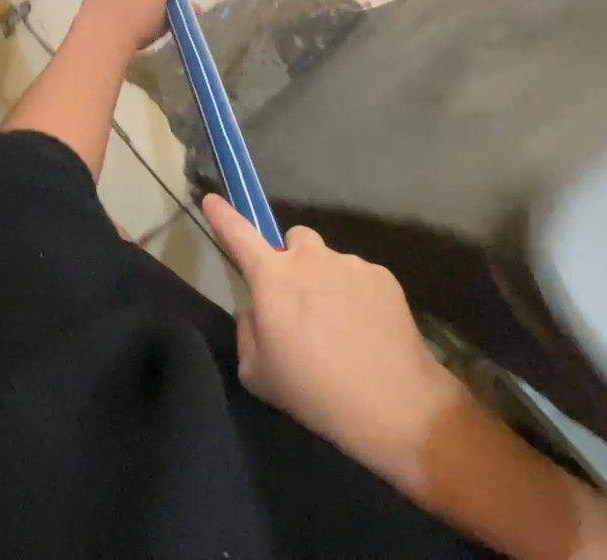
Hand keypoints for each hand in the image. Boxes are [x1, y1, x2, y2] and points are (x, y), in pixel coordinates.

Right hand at [202, 194, 459, 478]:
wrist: (394, 407)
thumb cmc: (314, 391)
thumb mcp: (257, 372)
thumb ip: (247, 331)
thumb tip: (257, 311)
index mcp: (272, 278)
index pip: (238, 234)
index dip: (222, 216)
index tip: (212, 200)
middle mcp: (310, 259)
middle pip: (294, 241)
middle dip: (291, 262)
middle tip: (299, 303)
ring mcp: (350, 264)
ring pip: (329, 261)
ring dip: (326, 281)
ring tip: (340, 327)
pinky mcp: (384, 277)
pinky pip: (359, 277)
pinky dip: (357, 296)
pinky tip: (366, 332)